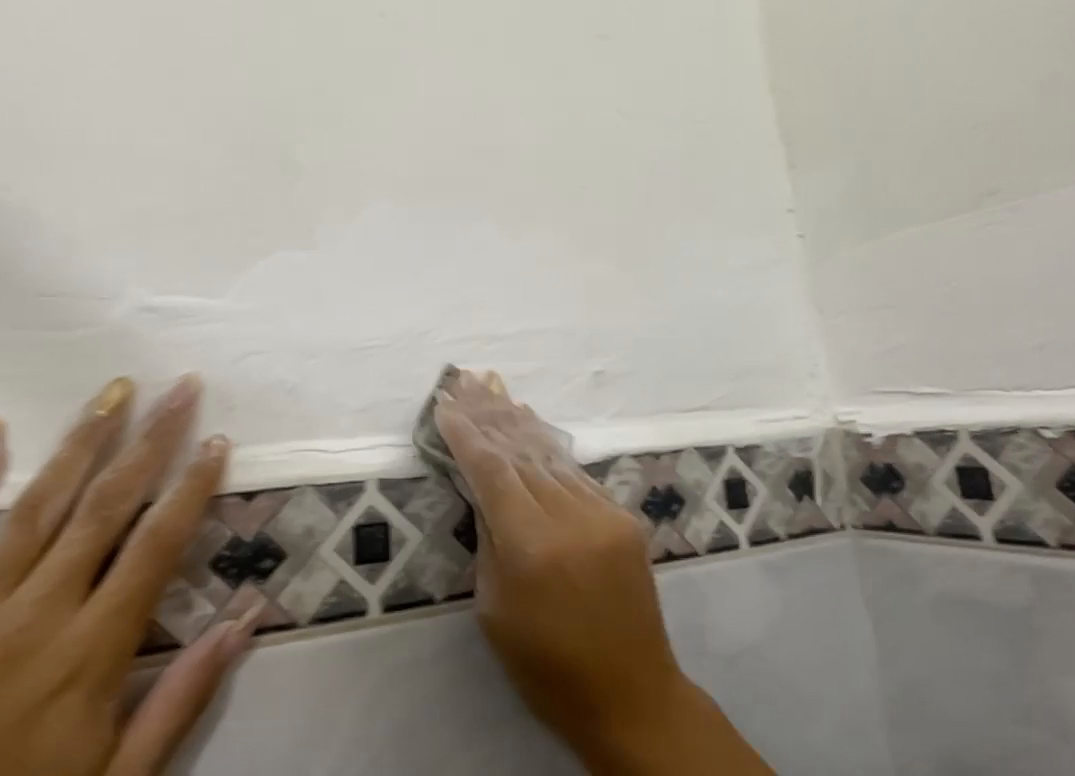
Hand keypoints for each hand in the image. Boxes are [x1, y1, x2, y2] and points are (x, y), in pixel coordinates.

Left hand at [0, 375, 255, 775]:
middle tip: (181, 388)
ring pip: (35, 506)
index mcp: (90, 655)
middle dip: (150, 443)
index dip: (191, 490)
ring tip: (115, 391)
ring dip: (80, 443)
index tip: (217, 443)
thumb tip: (244, 624)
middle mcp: (36, 614)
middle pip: (104, 510)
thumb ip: (179, 700)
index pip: (156, 549)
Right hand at [434, 371, 772, 775]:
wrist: (630, 694)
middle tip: (464, 380)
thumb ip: (489, 539)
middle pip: (521, 453)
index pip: (491, 469)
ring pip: (551, 456)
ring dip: (519, 423)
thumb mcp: (493, 609)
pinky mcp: (623, 519)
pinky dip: (550, 450)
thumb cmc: (545, 666)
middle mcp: (570, 517)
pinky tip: (533, 427)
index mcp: (530, 545)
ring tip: (492, 389)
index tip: (444, 404)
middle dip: (488, 415)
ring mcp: (603, 514)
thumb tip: (483, 490)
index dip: (465, 434)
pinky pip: (577, 475)